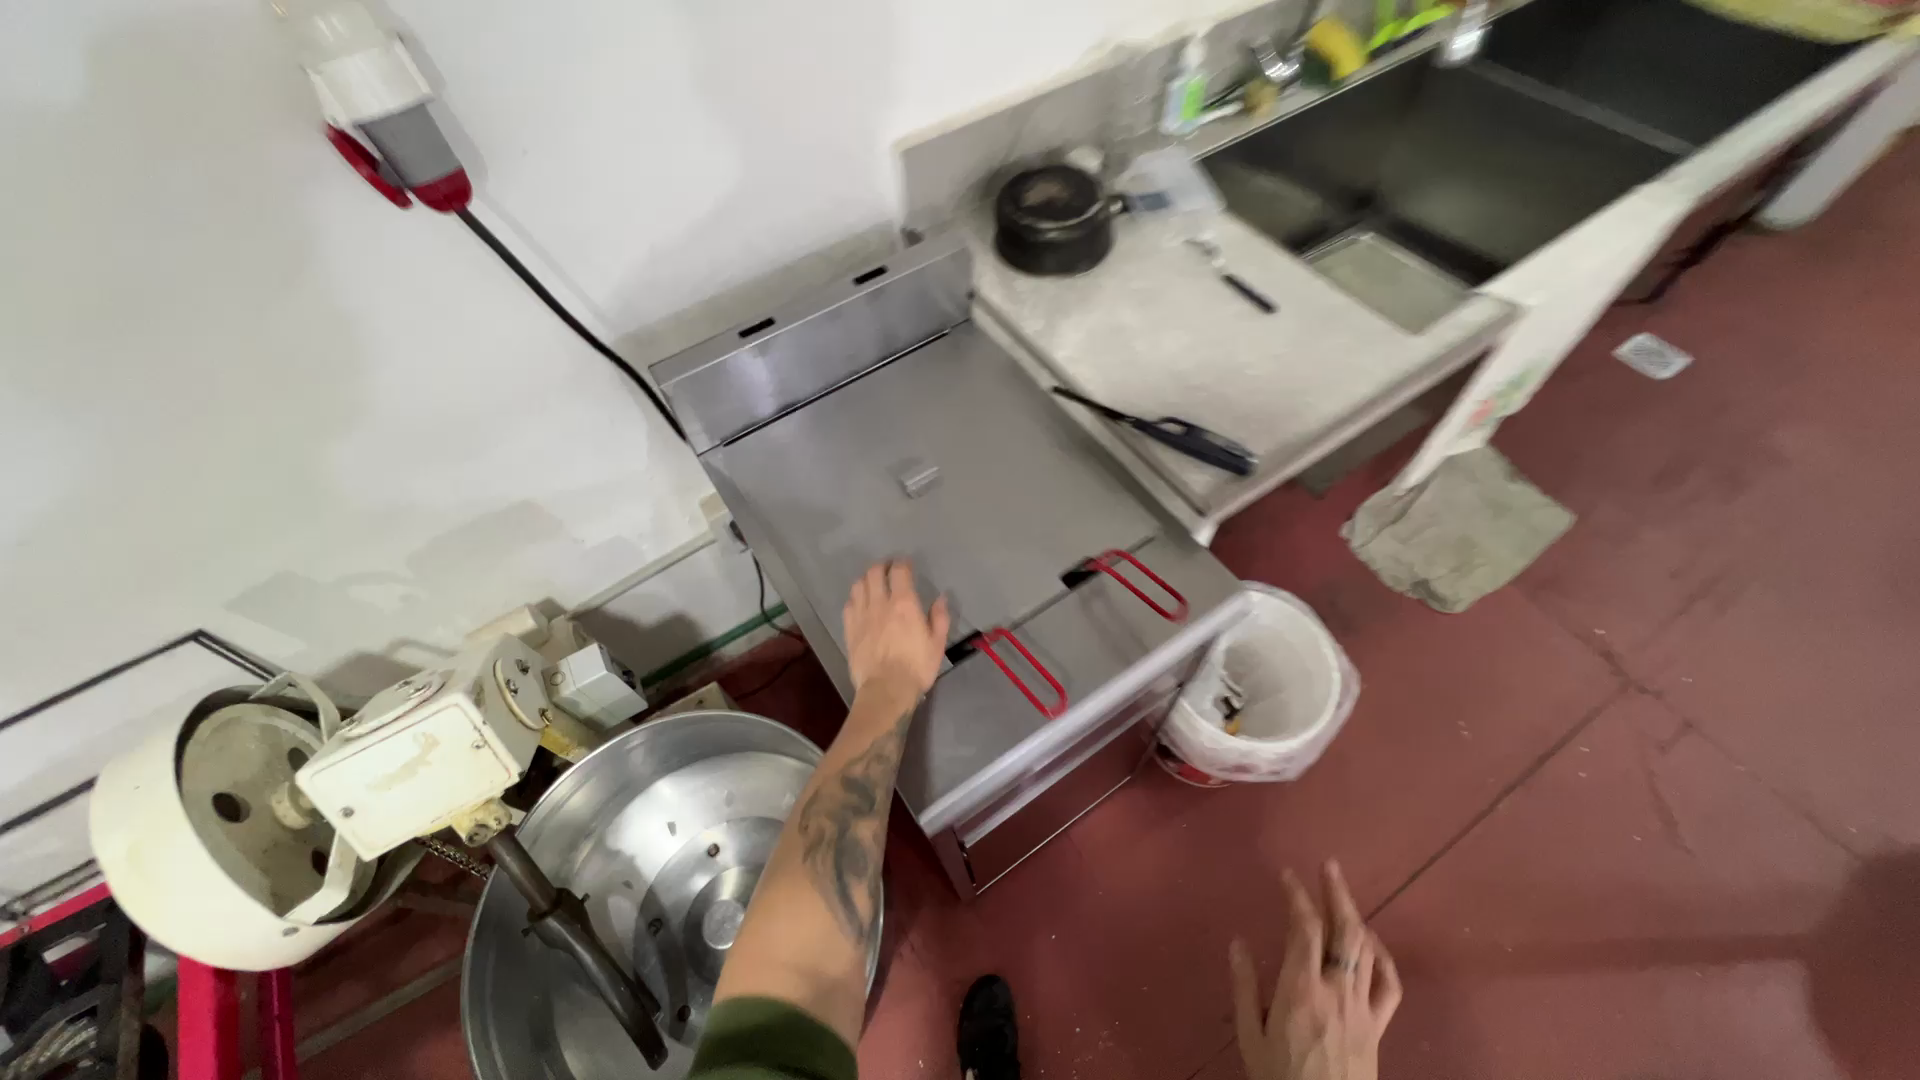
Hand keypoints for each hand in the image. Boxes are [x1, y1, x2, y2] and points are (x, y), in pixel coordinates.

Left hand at [843, 560, 949, 704]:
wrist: (886, 690)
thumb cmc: (916, 667)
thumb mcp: (937, 643)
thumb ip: (939, 617)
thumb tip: (941, 598)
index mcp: (904, 603)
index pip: (899, 571)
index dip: (902, 563)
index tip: (906, 563)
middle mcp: (880, 603)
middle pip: (874, 572)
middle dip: (881, 566)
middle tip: (887, 568)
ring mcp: (861, 616)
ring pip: (858, 585)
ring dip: (866, 579)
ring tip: (872, 582)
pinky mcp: (850, 629)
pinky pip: (848, 605)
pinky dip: (855, 598)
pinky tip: (860, 602)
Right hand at [1230, 861, 1401, 1079]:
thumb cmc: (1280, 1079)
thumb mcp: (1251, 1036)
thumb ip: (1245, 988)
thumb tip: (1238, 943)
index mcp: (1301, 990)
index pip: (1304, 929)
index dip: (1297, 896)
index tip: (1286, 876)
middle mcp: (1336, 991)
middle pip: (1344, 930)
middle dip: (1336, 893)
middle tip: (1328, 866)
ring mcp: (1363, 1008)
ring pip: (1367, 951)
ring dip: (1356, 916)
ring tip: (1343, 896)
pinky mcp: (1378, 1027)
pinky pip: (1389, 985)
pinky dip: (1382, 957)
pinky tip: (1371, 943)